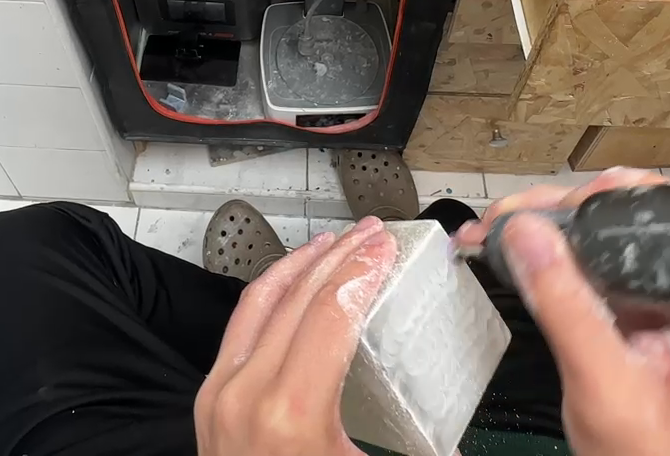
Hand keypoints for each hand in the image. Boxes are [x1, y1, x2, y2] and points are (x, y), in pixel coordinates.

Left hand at [196, 218, 398, 455]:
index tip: (383, 246)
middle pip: (298, 296)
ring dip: (302, 262)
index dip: (361, 270)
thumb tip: (459, 436)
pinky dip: (270, 290)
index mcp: (291, 412)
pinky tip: (290, 279)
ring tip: (332, 241)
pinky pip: (240, 324)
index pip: (331, 312)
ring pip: (262, 299)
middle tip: (368, 233)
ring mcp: (221, 390)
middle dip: (340, 254)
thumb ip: (406, 435)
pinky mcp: (209, 395)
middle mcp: (248, 391)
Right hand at [454, 168, 669, 455]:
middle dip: (564, 212)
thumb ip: (568, 309)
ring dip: (552, 229)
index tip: (557, 209)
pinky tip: (513, 249)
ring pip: (614, 237)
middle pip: (639, 220)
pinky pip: (604, 265)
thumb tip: (523, 228)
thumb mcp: (607, 393)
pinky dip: (557, 256)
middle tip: (506, 218)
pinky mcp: (656, 312)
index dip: (616, 201)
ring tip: (495, 228)